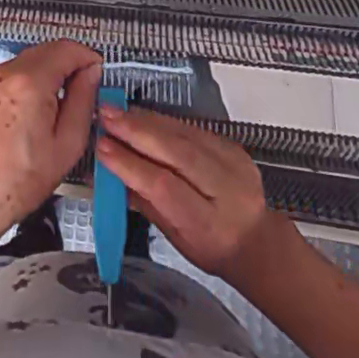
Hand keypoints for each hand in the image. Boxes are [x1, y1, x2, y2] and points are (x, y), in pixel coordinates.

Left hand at [0, 40, 103, 245]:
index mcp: (30, 83)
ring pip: (33, 58)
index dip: (88, 58)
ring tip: (61, 103)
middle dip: (71, 63)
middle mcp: (7, 73)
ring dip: (52, 70)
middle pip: (49, 49)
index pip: (68, 49)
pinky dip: (33, 79)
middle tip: (84, 89)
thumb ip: (84, 99)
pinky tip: (39, 107)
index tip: (97, 73)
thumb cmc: (20, 179)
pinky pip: (17, 71)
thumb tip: (91, 73)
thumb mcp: (68, 142)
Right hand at [95, 107, 292, 282]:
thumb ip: (143, 201)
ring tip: (118, 111)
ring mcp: (234, 163)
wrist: (256, 240)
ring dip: (147, 120)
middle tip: (106, 115)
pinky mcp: (234, 147)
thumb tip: (106, 174)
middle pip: (177, 152)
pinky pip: (194, 129)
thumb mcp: (174, 236)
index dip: (131, 164)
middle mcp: (225, 188)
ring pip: (185, 134)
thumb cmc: (209, 246)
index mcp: (207, 222)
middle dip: (137, 131)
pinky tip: (142, 115)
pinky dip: (164, 121)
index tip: (102, 147)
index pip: (164, 186)